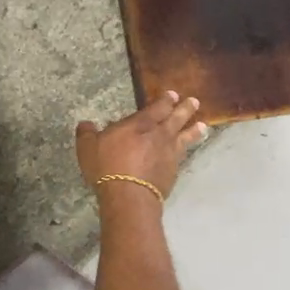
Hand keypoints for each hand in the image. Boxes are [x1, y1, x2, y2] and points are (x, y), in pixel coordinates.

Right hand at [76, 91, 205, 199]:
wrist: (129, 195)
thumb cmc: (107, 166)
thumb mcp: (87, 146)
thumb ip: (86, 132)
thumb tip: (86, 124)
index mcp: (139, 125)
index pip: (156, 108)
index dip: (165, 100)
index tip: (173, 94)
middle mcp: (159, 136)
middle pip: (176, 119)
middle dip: (185, 109)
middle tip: (193, 101)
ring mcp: (169, 154)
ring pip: (185, 137)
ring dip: (194, 130)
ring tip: (203, 125)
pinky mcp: (172, 171)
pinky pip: (182, 155)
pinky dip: (186, 149)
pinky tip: (186, 150)